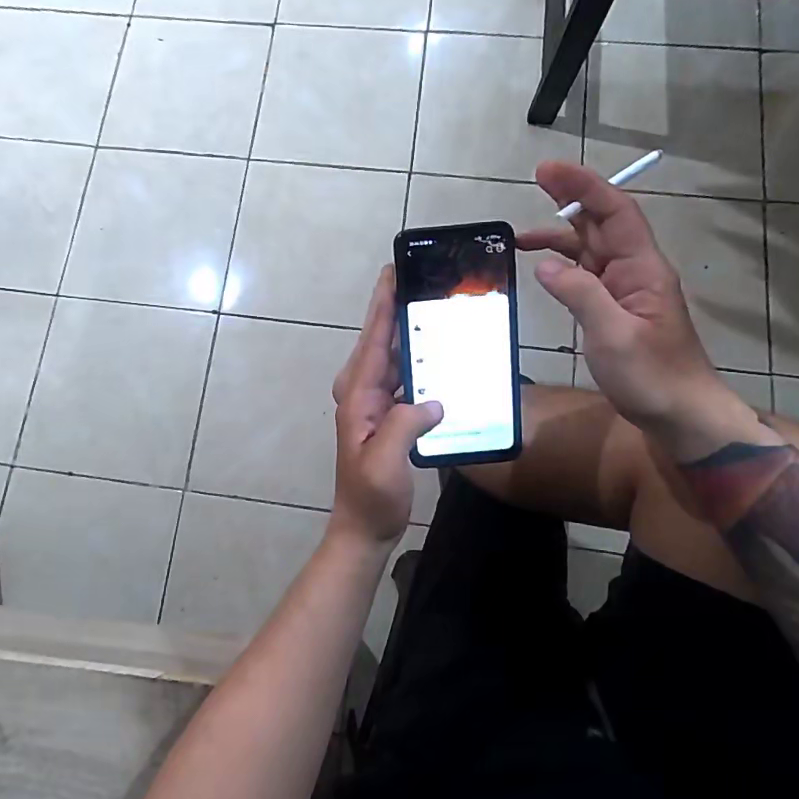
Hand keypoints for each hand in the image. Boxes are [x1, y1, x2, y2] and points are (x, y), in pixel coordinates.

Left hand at [329, 267, 444, 545]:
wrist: (364, 525)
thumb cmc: (370, 496)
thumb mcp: (383, 463)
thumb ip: (403, 427)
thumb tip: (432, 401)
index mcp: (357, 397)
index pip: (373, 342)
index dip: (383, 306)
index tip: (392, 273)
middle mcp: (362, 392)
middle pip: (381, 341)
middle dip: (395, 308)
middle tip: (419, 276)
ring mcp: (374, 403)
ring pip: (394, 357)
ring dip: (410, 332)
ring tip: (433, 304)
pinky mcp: (388, 415)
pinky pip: (405, 378)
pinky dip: (420, 361)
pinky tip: (441, 353)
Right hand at [519, 161, 758, 458]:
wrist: (681, 413)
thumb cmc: (653, 376)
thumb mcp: (614, 335)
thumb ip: (581, 295)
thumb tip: (545, 265)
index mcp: (642, 270)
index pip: (614, 215)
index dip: (584, 188)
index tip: (551, 171)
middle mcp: (634, 271)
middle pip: (601, 223)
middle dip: (571, 197)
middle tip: (538, 178)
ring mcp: (623, 289)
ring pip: (589, 247)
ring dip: (559, 233)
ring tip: (520, 233)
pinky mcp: (612, 307)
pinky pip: (583, 273)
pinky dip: (560, 261)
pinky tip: (539, 265)